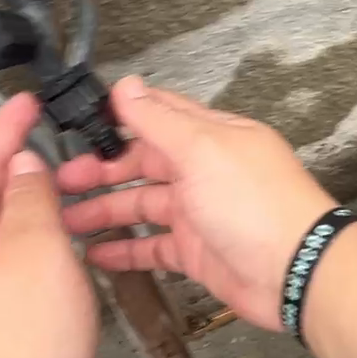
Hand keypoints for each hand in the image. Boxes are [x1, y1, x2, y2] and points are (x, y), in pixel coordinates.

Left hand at [0, 94, 97, 357]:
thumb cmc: (26, 335)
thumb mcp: (36, 250)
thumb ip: (28, 197)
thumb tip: (20, 164)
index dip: (2, 127)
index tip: (29, 99)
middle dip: (1, 156)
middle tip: (40, 130)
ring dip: (13, 193)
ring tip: (49, 174)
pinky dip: (18, 228)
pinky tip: (44, 231)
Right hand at [57, 76, 336, 330]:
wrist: (295, 272)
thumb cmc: (256, 205)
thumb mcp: (203, 150)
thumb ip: (160, 120)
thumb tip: (127, 85)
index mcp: (211, 136)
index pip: (158, 116)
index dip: (118, 118)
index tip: (78, 125)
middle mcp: (205, 171)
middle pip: (143, 163)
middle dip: (101, 169)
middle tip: (61, 181)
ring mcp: (200, 213)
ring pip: (142, 206)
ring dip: (104, 210)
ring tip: (64, 218)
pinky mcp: (197, 252)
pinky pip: (153, 247)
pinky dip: (125, 251)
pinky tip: (94, 254)